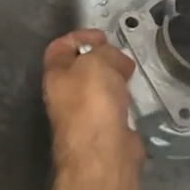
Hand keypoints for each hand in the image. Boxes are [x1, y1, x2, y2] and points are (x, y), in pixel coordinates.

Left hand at [42, 30, 142, 170]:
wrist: (103, 152)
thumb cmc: (93, 101)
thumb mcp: (97, 62)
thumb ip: (105, 53)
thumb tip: (116, 62)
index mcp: (56, 76)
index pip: (60, 47)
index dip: (79, 36)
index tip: (103, 36)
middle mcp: (65, 95)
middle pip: (80, 68)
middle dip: (101, 58)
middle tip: (121, 57)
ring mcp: (83, 114)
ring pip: (97, 88)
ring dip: (114, 78)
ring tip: (130, 74)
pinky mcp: (103, 129)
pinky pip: (112, 105)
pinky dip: (123, 98)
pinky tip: (134, 97)